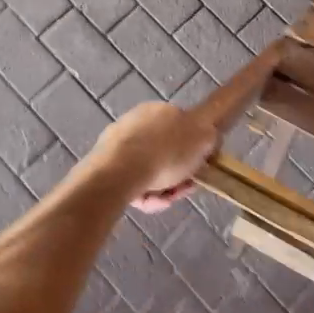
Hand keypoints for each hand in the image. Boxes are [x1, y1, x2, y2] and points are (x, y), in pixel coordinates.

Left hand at [92, 101, 218, 212]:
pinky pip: (131, 179)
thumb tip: (209, 137)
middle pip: (165, 150)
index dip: (193, 149)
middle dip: (177, 171)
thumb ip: (210, 136)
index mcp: (162, 110)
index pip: (182, 127)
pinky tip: (148, 203)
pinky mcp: (103, 163)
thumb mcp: (203, 139)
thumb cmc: (166, 152)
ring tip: (165, 200)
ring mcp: (118, 142)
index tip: (199, 167)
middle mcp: (138, 121)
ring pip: (148, 168)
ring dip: (161, 186)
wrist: (120, 171)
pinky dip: (143, 192)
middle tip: (184, 187)